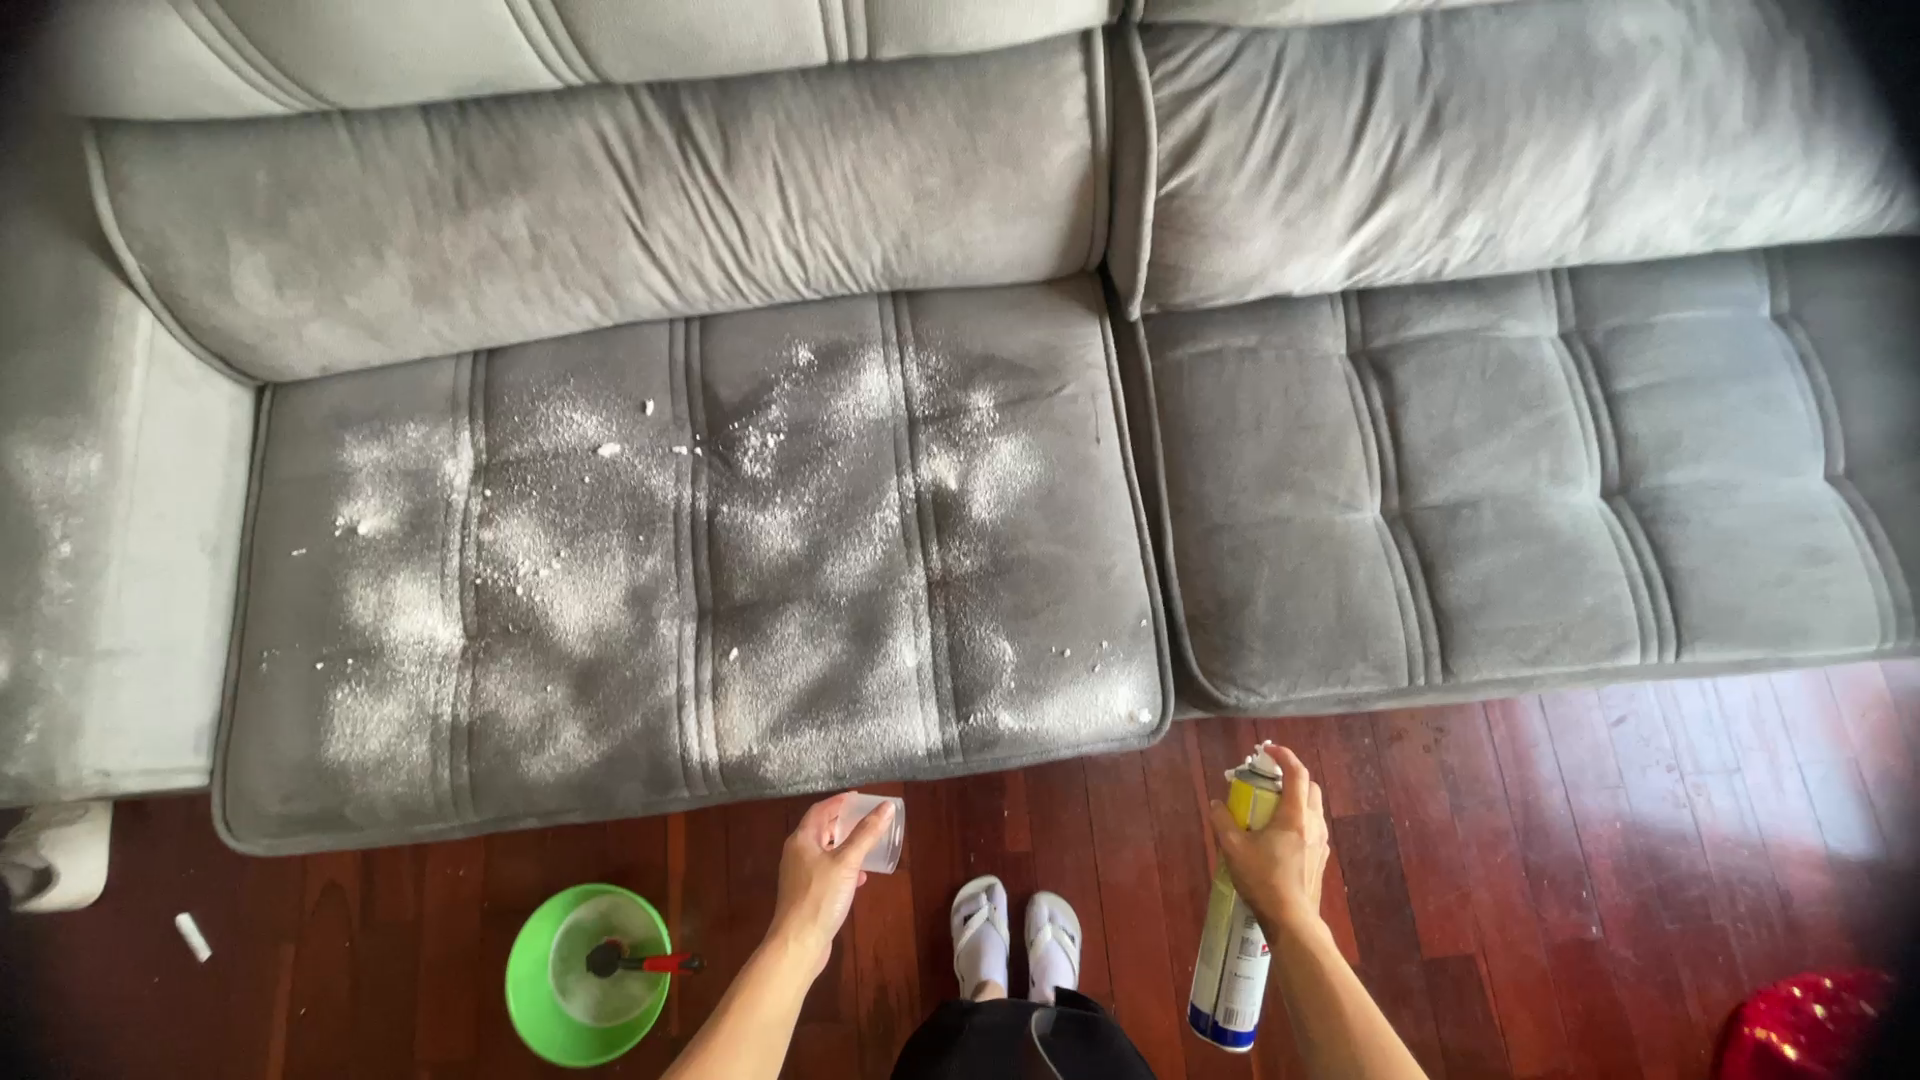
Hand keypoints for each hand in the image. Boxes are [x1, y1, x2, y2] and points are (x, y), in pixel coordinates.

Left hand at [767, 792, 893, 976]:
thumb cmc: (820, 896)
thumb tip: (886, 807)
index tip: (858, 798)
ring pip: (825, 852)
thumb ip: (866, 833)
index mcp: (802, 840)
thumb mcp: (847, 862)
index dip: (838, 801)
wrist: (798, 944)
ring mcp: (800, 876)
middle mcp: (797, 854)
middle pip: (821, 830)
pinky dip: (843, 869)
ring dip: (844, 846)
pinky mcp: (807, 895)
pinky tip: (860, 878)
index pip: (820, 810)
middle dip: (842, 823)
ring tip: (866, 844)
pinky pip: (827, 872)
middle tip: (865, 817)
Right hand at [1208, 746, 1329, 941]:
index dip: (1284, 755)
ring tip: (1268, 808)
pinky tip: (1277, 834)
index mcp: (1295, 816)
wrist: (1293, 921)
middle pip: (1310, 787)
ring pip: (1312, 807)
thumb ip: (1223, 820)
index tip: (1267, 750)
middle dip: (1290, 776)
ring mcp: (1320, 842)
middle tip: (1267, 780)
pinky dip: (1296, 818)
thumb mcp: (1234, 848)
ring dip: (1293, 798)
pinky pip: (1311, 826)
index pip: (1297, 773)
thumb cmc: (1263, 880)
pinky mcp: (1320, 858)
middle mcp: (1313, 824)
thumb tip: (1216, 803)